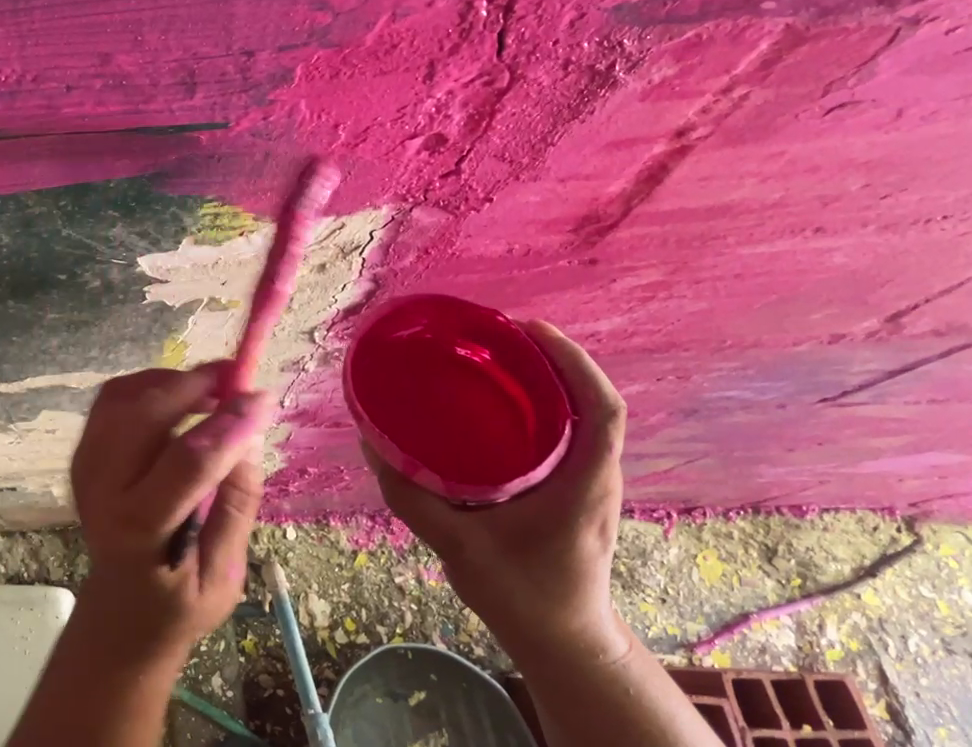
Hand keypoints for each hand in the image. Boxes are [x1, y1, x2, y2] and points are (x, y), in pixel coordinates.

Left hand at [68, 362, 269, 667]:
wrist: (120, 611)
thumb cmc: (179, 600)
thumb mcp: (224, 572)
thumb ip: (236, 503)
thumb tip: (249, 435)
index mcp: (138, 530)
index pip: (186, 463)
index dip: (228, 424)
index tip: (263, 398)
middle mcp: (102, 490)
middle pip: (142, 416)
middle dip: (191, 386)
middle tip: (236, 376)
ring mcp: (85, 467)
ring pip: (121, 398)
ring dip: (169, 380)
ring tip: (213, 386)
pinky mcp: (82, 453)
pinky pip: (112, 401)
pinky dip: (147, 384)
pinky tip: (181, 394)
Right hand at [367, 320, 632, 664]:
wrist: (566, 643)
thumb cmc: (521, 595)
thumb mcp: (457, 546)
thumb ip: (411, 498)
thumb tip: (371, 444)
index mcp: (582, 483)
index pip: (601, 407)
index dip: (573, 360)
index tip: (529, 329)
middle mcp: (596, 476)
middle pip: (592, 400)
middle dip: (552, 359)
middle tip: (497, 336)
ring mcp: (592, 485)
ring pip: (584, 416)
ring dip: (549, 381)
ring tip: (497, 359)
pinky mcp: (578, 493)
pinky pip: (570, 434)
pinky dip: (543, 407)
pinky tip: (500, 407)